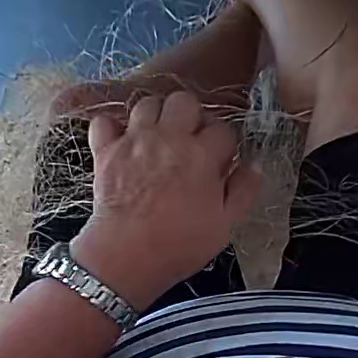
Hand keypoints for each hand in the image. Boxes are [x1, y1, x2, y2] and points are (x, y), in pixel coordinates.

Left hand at [70, 90, 262, 309]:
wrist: (127, 255)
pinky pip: (104, 122)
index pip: (223, 129)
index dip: (224, 144)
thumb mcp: (224, 226)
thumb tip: (253, 167)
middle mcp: (169, 138)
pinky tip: (120, 142)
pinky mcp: (105, 151)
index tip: (220, 162)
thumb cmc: (179, 245)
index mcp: (202, 155)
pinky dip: (111, 128)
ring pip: (147, 103)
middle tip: (190, 141)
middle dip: (192, 117)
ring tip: (158, 138)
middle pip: (185, 102)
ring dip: (155, 116)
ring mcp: (134, 141)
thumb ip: (242, 192)